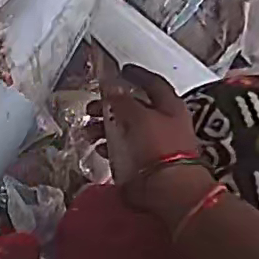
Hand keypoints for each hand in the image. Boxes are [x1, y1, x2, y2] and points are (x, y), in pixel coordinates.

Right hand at [90, 58, 200, 180]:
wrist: (167, 188)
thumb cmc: (157, 146)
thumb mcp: (138, 116)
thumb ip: (122, 100)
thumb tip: (111, 86)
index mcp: (169, 106)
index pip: (152, 83)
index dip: (136, 76)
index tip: (120, 71)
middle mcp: (163, 122)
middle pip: (134, 107)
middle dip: (110, 106)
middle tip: (91, 108)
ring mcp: (153, 143)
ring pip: (124, 128)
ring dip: (104, 127)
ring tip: (88, 132)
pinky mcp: (143, 162)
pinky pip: (122, 148)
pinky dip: (109, 145)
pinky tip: (99, 147)